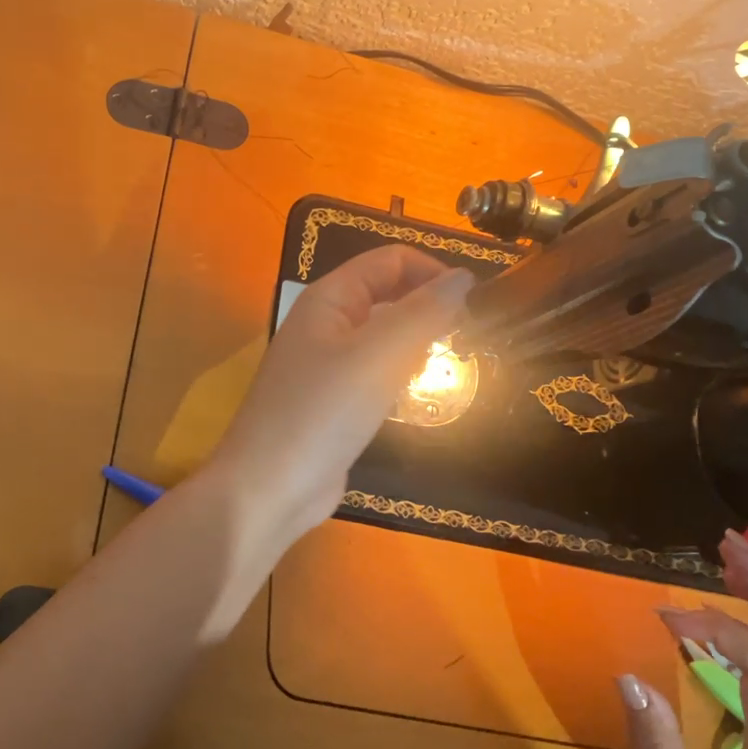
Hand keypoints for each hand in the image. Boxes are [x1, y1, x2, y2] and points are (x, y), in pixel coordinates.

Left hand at [204, 244, 474, 555]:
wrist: (270, 487)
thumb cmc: (321, 412)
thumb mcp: (379, 354)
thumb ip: (423, 312)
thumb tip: (463, 279)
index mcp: (326, 300)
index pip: (387, 261)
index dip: (432, 270)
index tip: (477, 302)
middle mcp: (323, 327)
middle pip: (386, 298)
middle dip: (429, 308)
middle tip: (473, 337)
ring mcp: (324, 369)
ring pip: (382, 341)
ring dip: (418, 346)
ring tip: (456, 365)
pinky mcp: (331, 407)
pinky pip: (374, 378)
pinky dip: (401, 380)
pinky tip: (423, 397)